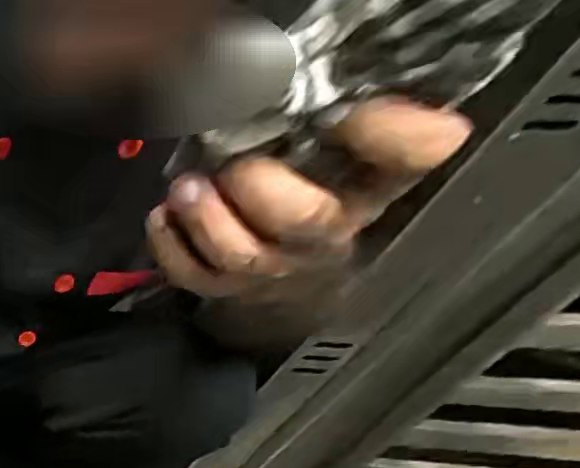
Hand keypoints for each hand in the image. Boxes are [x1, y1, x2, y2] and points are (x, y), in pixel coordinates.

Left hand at [149, 98, 473, 298]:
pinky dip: (170, 246)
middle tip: (232, 164)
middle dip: (261, 189)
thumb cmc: (314, 181)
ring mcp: (274, 266)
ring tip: (183, 187)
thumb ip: (328, 110)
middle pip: (303, 217)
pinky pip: (193, 274)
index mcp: (379, 181)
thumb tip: (278, 68)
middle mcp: (332, 230)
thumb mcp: (340, 142)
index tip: (348, 107)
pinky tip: (161, 215)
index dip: (392, 131)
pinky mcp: (225, 288)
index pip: (419, 152)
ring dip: (205, 219)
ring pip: (239, 254)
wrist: (290, 262)